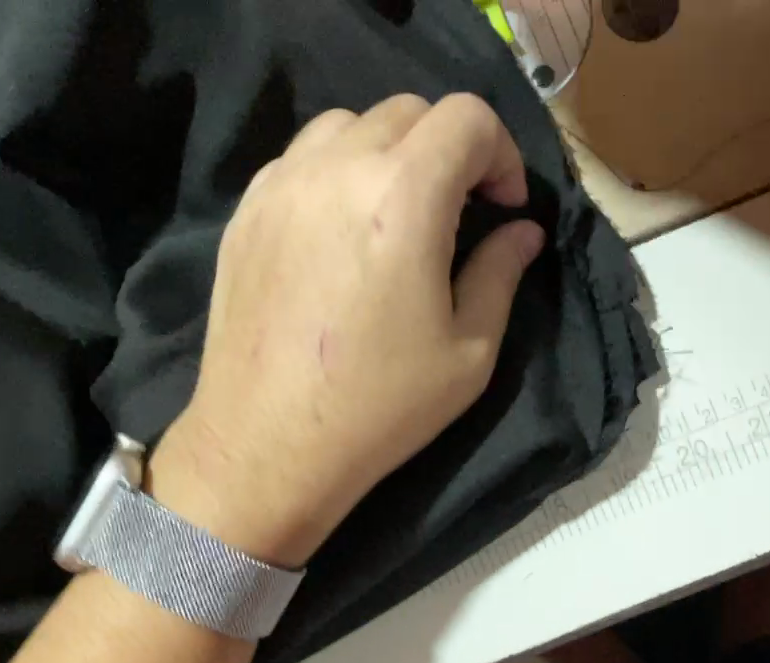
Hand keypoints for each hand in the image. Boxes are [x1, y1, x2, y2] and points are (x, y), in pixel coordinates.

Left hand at [149, 94, 545, 566]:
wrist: (270, 444)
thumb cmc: (382, 407)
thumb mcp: (469, 353)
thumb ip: (501, 274)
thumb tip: (523, 231)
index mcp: (403, 199)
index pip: (466, 118)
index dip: (500, 153)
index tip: (505, 206)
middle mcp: (337, 169)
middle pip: (409, 112)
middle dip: (450, 149)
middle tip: (461, 212)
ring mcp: (281, 184)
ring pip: (349, 125)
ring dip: (391, 153)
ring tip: (400, 215)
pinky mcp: (247, 210)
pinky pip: (302, 158)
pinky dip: (338, 171)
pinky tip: (345, 231)